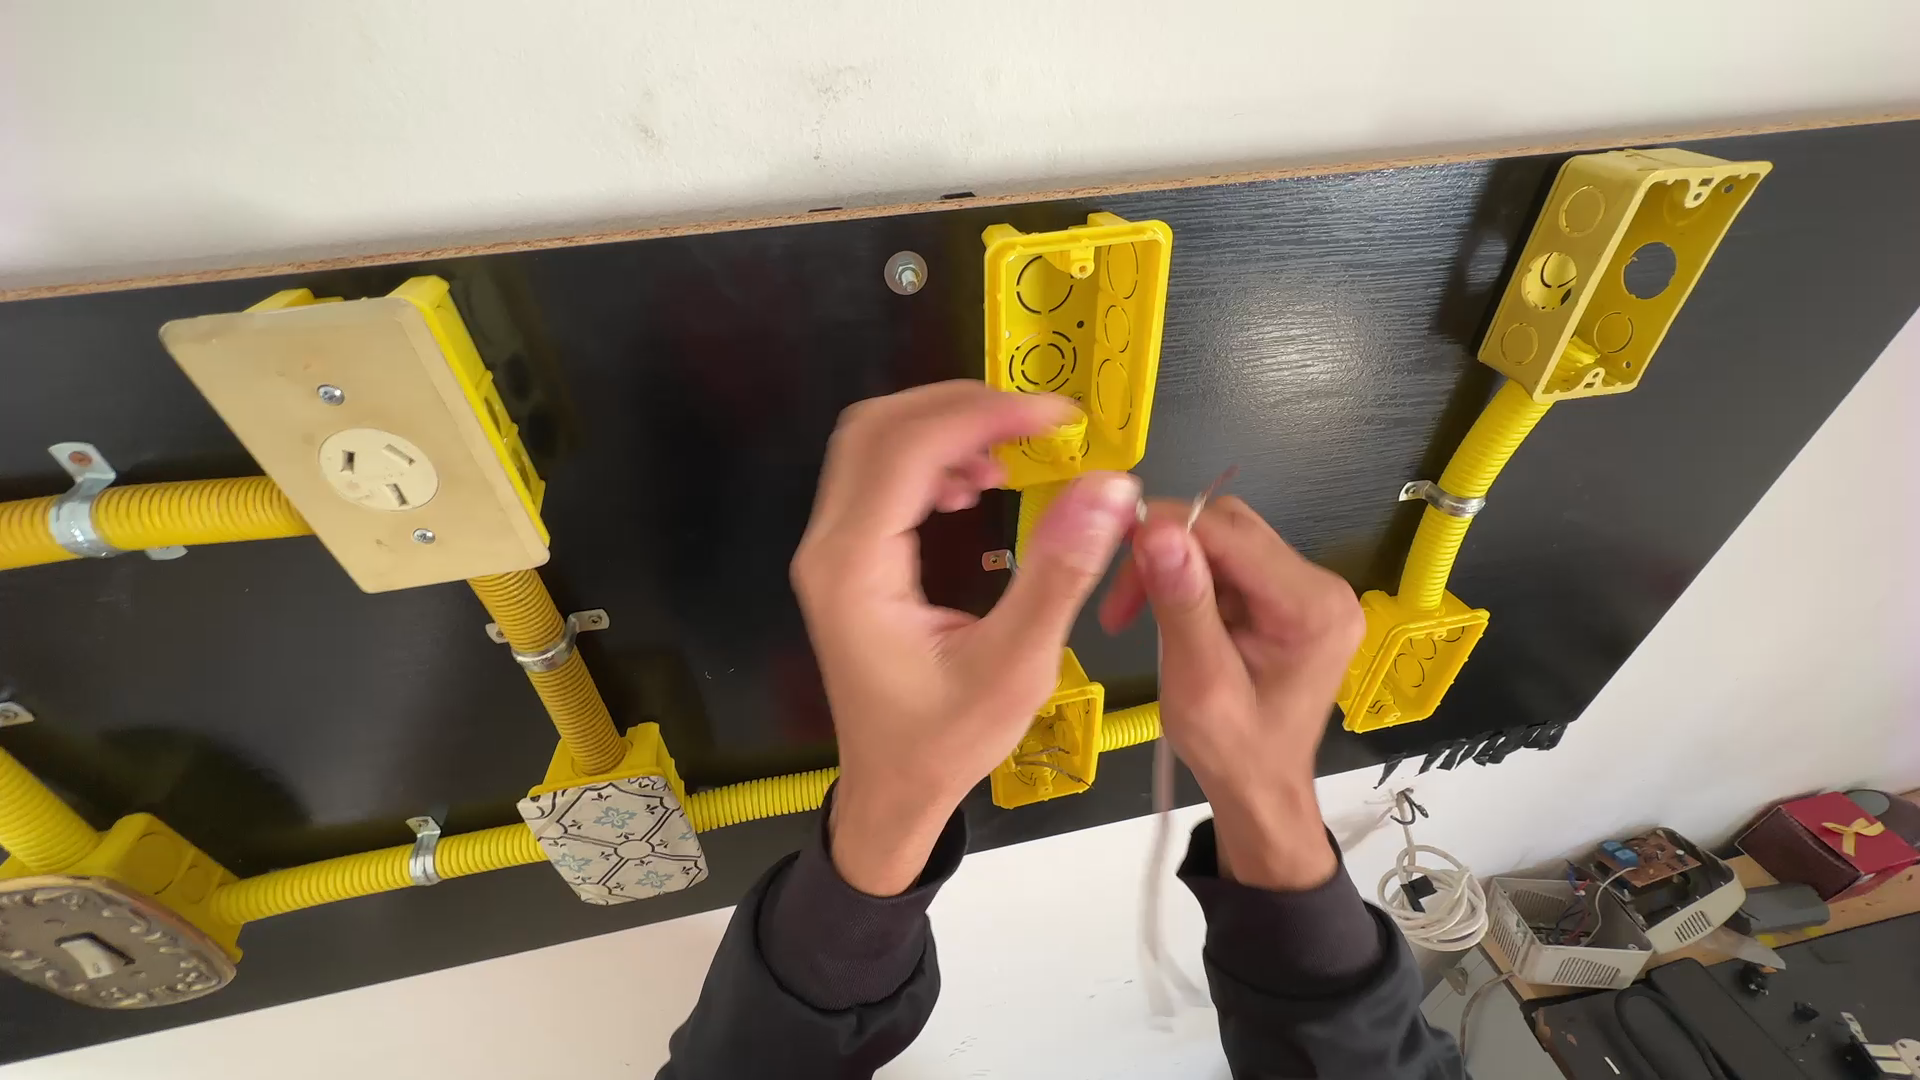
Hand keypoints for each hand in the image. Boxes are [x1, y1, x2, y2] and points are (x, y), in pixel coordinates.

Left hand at [794, 381, 1140, 894]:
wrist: (892, 788)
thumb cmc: (945, 742)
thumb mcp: (1014, 668)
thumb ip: (1058, 574)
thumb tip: (1106, 488)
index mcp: (857, 569)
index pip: (908, 448)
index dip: (983, 414)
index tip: (1056, 416)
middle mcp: (829, 546)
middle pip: (878, 427)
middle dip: (961, 406)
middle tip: (1034, 421)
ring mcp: (830, 549)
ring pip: (875, 444)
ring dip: (944, 428)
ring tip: (1011, 452)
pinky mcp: (847, 557)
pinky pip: (880, 477)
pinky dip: (930, 460)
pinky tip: (974, 485)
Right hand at [1099, 496, 1362, 890]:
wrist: (1259, 789)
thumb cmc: (1231, 749)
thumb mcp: (1199, 682)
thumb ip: (1182, 604)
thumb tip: (1156, 530)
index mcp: (1312, 606)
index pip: (1231, 532)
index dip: (1167, 529)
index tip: (1112, 553)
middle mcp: (1320, 585)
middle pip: (1229, 528)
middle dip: (1166, 552)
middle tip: (1121, 601)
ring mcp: (1307, 589)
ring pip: (1223, 540)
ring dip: (1171, 567)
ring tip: (1135, 612)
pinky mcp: (1288, 597)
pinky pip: (1228, 563)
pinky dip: (1187, 580)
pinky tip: (1168, 614)